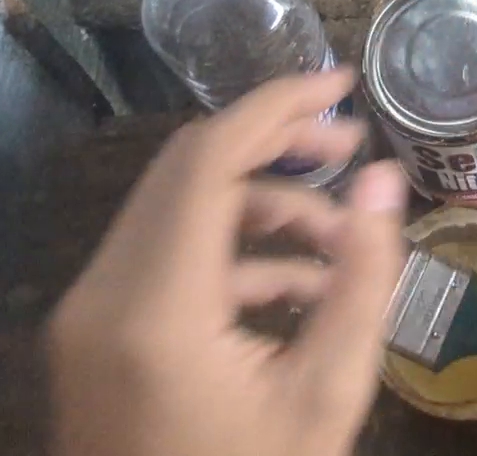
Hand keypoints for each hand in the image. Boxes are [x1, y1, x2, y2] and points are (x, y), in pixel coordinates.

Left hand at [47, 69, 407, 455]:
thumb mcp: (329, 393)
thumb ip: (364, 277)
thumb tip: (384, 178)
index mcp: (155, 308)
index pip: (209, 156)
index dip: (278, 104)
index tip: (343, 83)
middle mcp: (103, 294)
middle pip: (191, 166)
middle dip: (279, 142)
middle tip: (352, 145)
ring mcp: (91, 314)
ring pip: (184, 205)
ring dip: (267, 203)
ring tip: (341, 240)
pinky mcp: (98, 332)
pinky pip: (173, 253)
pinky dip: (238, 249)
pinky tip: (302, 286)